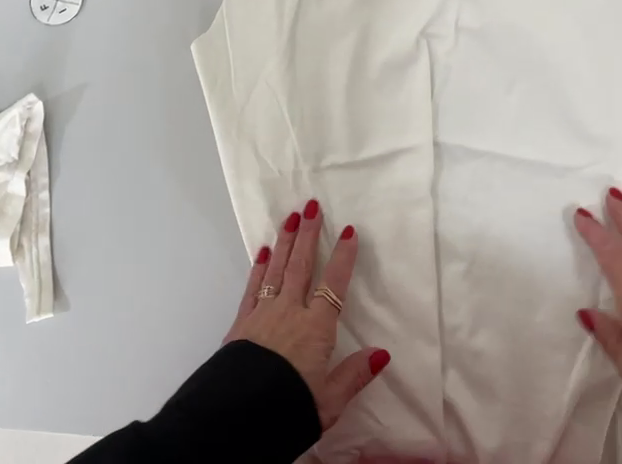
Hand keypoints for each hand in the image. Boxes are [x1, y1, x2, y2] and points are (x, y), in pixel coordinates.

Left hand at [225, 199, 390, 430]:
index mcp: (316, 329)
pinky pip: (253, 287)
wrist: (239, 416)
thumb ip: (354, 374)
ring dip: (285, 241)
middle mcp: (290, 311)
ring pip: (277, 268)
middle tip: (312, 205)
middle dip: (308, 234)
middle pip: (301, 265)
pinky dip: (259, 267)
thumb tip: (382, 352)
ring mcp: (264, 313)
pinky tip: (262, 251)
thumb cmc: (290, 409)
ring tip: (290, 216)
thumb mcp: (330, 402)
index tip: (348, 231)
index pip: (333, 284)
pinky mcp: (242, 322)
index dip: (342, 257)